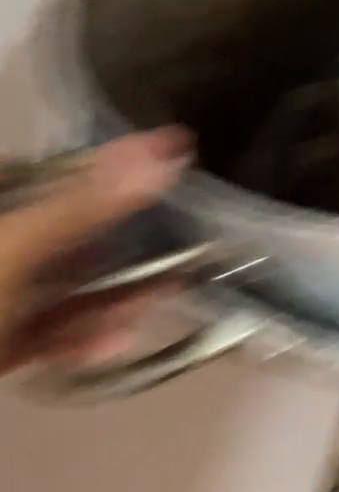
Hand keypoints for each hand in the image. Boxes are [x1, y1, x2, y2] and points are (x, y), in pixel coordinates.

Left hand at [0, 128, 192, 374]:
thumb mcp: (9, 255)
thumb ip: (86, 205)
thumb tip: (168, 146)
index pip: (52, 181)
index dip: (112, 187)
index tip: (168, 196)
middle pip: (68, 238)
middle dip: (122, 260)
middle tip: (169, 275)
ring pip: (65, 286)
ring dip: (112, 303)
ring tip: (130, 323)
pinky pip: (48, 326)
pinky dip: (82, 334)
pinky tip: (102, 346)